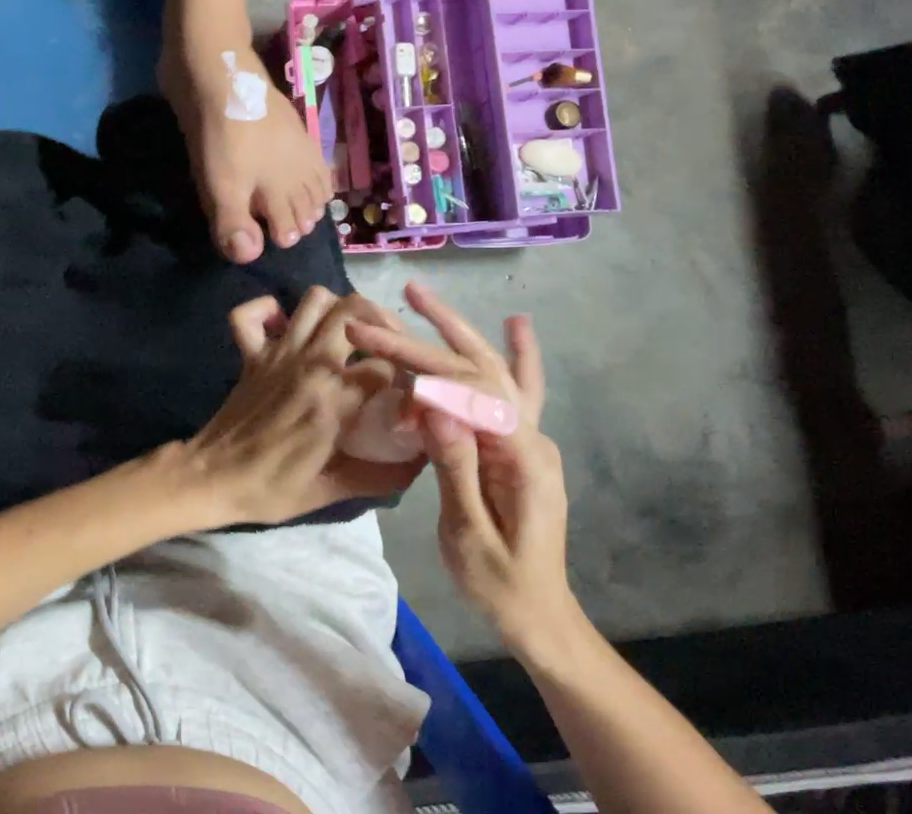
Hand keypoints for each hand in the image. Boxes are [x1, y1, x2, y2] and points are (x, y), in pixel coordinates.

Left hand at [158, 287, 425, 529]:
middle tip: (387, 347)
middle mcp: (308, 364)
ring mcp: (275, 354)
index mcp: (334, 399)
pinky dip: (268, 310)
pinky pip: (252, 314)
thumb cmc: (270, 489)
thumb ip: (380, 476)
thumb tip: (421, 460)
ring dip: (336, 308)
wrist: (210, 479)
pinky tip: (286, 326)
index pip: (387, 365)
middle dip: (381, 323)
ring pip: (313, 300)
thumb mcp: (331, 491)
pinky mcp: (250, 355)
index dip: (405, 374)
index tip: (406, 390)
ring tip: (349, 333)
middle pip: (355, 311)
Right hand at [346, 283, 577, 650]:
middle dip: (438, 332)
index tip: (373, 342)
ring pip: (498, 373)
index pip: (468, 391)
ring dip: (464, 332)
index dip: (419, 360)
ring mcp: (530, 442)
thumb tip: (433, 404)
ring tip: (427, 298)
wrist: (538, 614)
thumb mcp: (469, 531)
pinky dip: (511, 356)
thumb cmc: (498, 582)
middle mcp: (532, 438)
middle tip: (400, 297)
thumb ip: (456, 466)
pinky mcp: (520, 449)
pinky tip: (514, 327)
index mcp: (520, 458)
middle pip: (484, 370)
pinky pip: (513, 393)